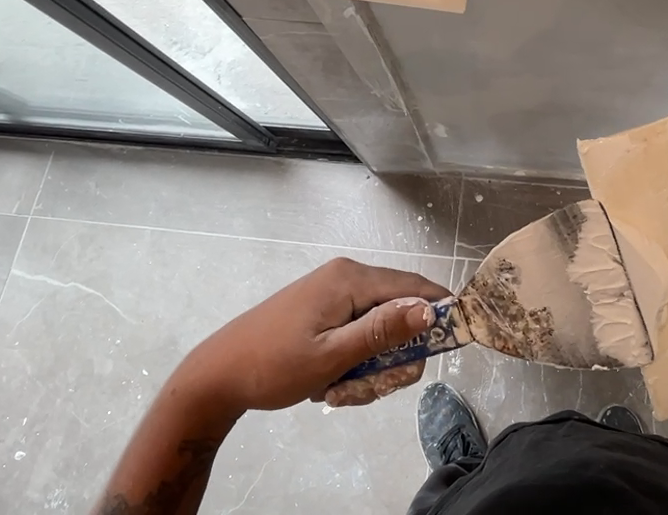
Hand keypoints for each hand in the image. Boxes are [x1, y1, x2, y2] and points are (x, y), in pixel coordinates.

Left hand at [185, 257, 450, 413]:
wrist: (217, 375)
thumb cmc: (273, 365)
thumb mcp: (331, 357)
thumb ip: (382, 332)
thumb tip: (428, 308)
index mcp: (350, 279)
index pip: (412, 287)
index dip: (436, 312)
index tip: (450, 344)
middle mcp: (346, 276)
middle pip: (396, 312)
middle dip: (390, 357)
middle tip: (365, 390)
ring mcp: (333, 292)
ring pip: (378, 328)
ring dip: (369, 365)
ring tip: (338, 391)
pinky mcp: (323, 309)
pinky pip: (357, 331)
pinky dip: (353, 360)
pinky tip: (330, 382)